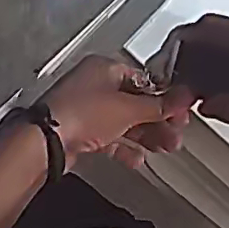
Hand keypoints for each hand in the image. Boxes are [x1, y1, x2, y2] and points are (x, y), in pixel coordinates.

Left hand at [37, 55, 190, 168]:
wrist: (46, 142)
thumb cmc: (77, 113)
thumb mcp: (127, 108)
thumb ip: (158, 105)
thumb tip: (182, 98)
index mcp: (103, 68)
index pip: (142, 79)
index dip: (163, 95)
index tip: (178, 110)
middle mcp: (93, 86)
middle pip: (133, 102)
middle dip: (157, 120)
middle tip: (174, 133)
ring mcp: (85, 110)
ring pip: (122, 122)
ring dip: (145, 135)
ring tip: (164, 147)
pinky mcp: (79, 131)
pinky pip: (108, 138)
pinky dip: (124, 148)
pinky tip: (136, 158)